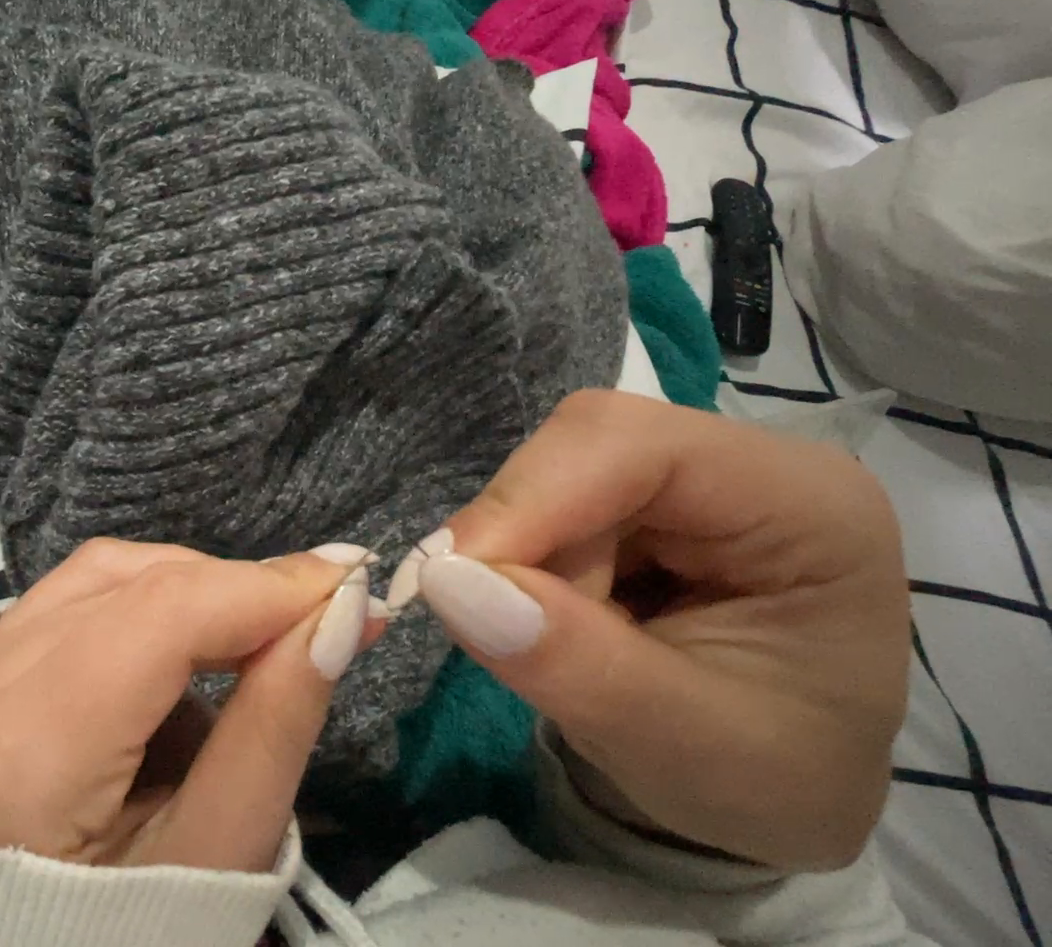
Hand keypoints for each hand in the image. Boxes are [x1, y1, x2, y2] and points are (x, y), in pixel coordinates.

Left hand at [0, 539, 384, 872]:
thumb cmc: (116, 931)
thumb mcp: (214, 855)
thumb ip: (273, 728)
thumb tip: (338, 617)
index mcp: (24, 754)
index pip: (158, 617)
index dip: (263, 587)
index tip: (351, 583)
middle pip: (124, 584)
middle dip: (232, 591)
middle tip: (315, 615)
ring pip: (93, 579)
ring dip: (186, 596)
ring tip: (247, 646)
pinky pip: (63, 603)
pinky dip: (137, 611)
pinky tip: (173, 664)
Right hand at [393, 390, 908, 870]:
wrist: (764, 800)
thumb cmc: (762, 781)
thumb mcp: (682, 748)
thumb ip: (575, 664)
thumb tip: (445, 581)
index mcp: (802, 506)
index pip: (633, 445)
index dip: (527, 499)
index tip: (448, 581)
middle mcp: (741, 468)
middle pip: (578, 449)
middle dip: (518, 537)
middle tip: (495, 626)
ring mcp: (682, 482)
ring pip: (544, 477)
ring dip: (516, 560)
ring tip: (558, 646)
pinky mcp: (632, 503)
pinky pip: (536, 505)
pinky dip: (516, 564)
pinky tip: (555, 620)